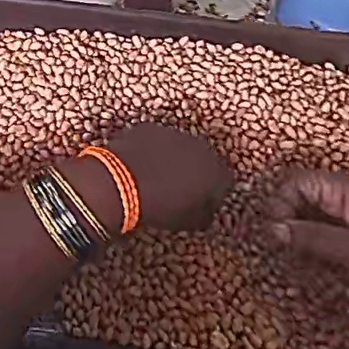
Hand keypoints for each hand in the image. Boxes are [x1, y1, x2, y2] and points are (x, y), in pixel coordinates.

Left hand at [104, 123, 232, 231]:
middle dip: (195, 170)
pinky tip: (141, 163)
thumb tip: (207, 209)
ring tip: (157, 175)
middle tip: (179, 187)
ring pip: (180, 146)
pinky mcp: (150, 127)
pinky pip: (156, 139)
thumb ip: (206, 213)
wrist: (123, 183)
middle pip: (203, 158)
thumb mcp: (191, 222)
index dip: (214, 191)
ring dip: (173, 157)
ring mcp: (174, 133)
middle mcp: (199, 147)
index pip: (225, 180)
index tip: (203, 200)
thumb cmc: (161, 207)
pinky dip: (151, 148)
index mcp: (215, 170)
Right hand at [260, 170, 348, 328]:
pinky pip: (328, 241)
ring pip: (314, 222)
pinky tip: (306, 268)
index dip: (280, 202)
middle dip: (285, 218)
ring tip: (286, 259)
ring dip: (298, 237)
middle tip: (273, 247)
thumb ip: (313, 238)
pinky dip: (314, 251)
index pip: (297, 183)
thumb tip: (272, 228)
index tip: (271, 231)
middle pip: (303, 200)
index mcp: (348, 189)